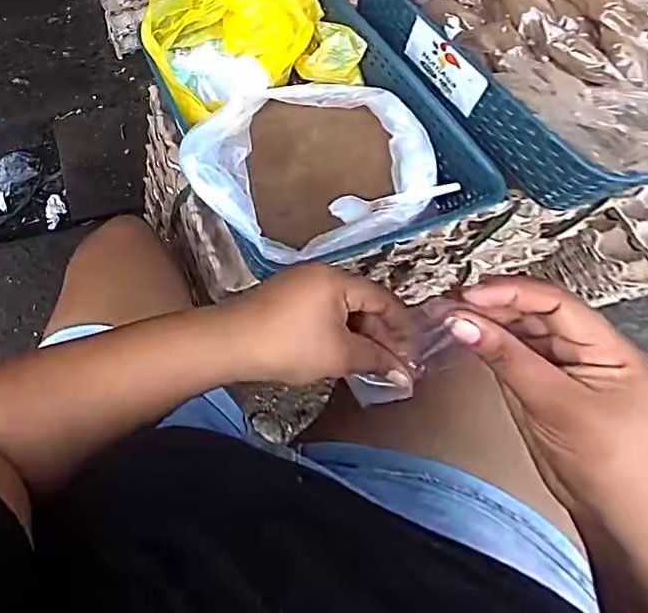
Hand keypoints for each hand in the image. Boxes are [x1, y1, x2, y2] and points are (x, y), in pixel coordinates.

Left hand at [216, 265, 416, 387]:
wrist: (232, 342)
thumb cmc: (290, 344)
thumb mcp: (339, 355)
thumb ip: (375, 360)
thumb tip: (403, 373)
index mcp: (336, 279)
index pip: (382, 298)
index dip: (402, 327)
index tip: (415, 355)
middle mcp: (320, 274)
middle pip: (362, 301)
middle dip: (381, 333)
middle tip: (395, 366)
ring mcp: (300, 283)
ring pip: (342, 307)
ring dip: (360, 334)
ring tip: (372, 365)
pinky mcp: (286, 297)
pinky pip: (323, 311)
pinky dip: (338, 331)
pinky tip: (342, 354)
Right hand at [444, 278, 647, 545]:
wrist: (633, 533)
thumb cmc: (623, 475)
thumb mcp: (557, 405)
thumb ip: (506, 358)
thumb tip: (464, 320)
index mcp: (609, 349)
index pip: (553, 301)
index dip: (509, 292)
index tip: (471, 295)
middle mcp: (588, 353)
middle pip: (534, 312)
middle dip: (493, 306)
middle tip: (454, 306)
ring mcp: (567, 372)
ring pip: (521, 333)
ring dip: (488, 325)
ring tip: (455, 322)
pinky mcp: (548, 390)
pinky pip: (515, 356)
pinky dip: (491, 347)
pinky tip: (471, 343)